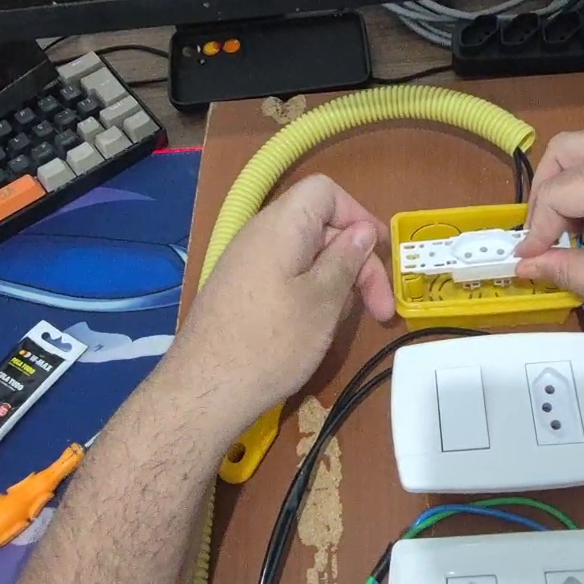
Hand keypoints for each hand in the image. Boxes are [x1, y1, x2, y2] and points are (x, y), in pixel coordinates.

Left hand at [163, 174, 393, 433]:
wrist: (204, 392)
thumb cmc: (272, 343)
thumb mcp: (323, 301)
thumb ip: (346, 259)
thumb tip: (362, 230)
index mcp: (281, 225)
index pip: (325, 191)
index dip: (357, 215)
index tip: (378, 255)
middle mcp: (261, 235)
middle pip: (320, 226)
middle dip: (356, 260)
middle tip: (380, 309)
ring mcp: (248, 263)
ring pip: (306, 255)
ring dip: (337, 281)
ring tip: (349, 320)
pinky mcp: (242, 291)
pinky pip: (287, 276)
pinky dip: (312, 293)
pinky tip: (319, 327)